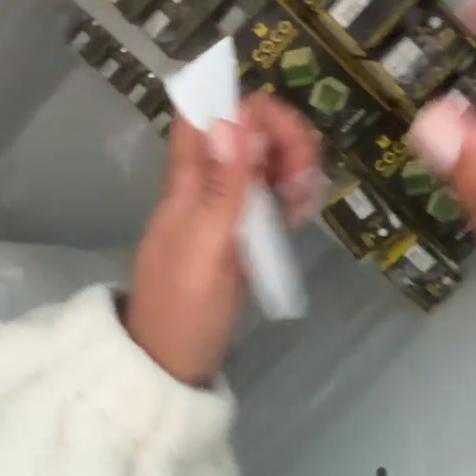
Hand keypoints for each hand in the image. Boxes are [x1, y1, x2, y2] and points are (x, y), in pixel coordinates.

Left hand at [126, 94, 322, 385]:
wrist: (171, 366)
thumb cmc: (184, 315)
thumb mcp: (206, 253)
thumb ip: (223, 188)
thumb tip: (235, 118)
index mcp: (188, 183)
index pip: (210, 114)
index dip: (249, 110)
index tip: (284, 140)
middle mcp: (207, 183)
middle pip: (247, 129)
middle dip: (286, 141)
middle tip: (304, 182)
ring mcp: (226, 205)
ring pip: (265, 158)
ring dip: (295, 168)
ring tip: (304, 204)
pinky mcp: (243, 228)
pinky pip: (272, 191)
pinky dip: (293, 193)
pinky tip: (300, 217)